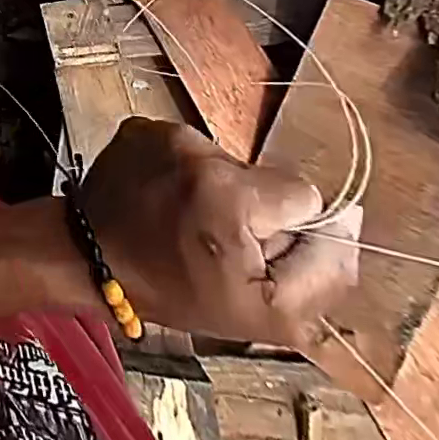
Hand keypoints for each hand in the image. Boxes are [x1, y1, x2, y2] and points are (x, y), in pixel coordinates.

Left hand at [79, 117, 360, 348]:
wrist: (90, 257)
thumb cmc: (175, 290)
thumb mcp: (267, 313)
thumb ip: (325, 272)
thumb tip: (348, 221)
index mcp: (230, 190)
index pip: (303, 194)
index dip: (285, 228)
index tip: (249, 248)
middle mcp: (196, 148)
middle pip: (259, 176)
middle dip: (249, 207)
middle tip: (209, 238)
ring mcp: (162, 131)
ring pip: (222, 161)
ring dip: (212, 189)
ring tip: (179, 219)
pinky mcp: (139, 127)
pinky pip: (184, 148)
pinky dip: (180, 171)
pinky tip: (159, 197)